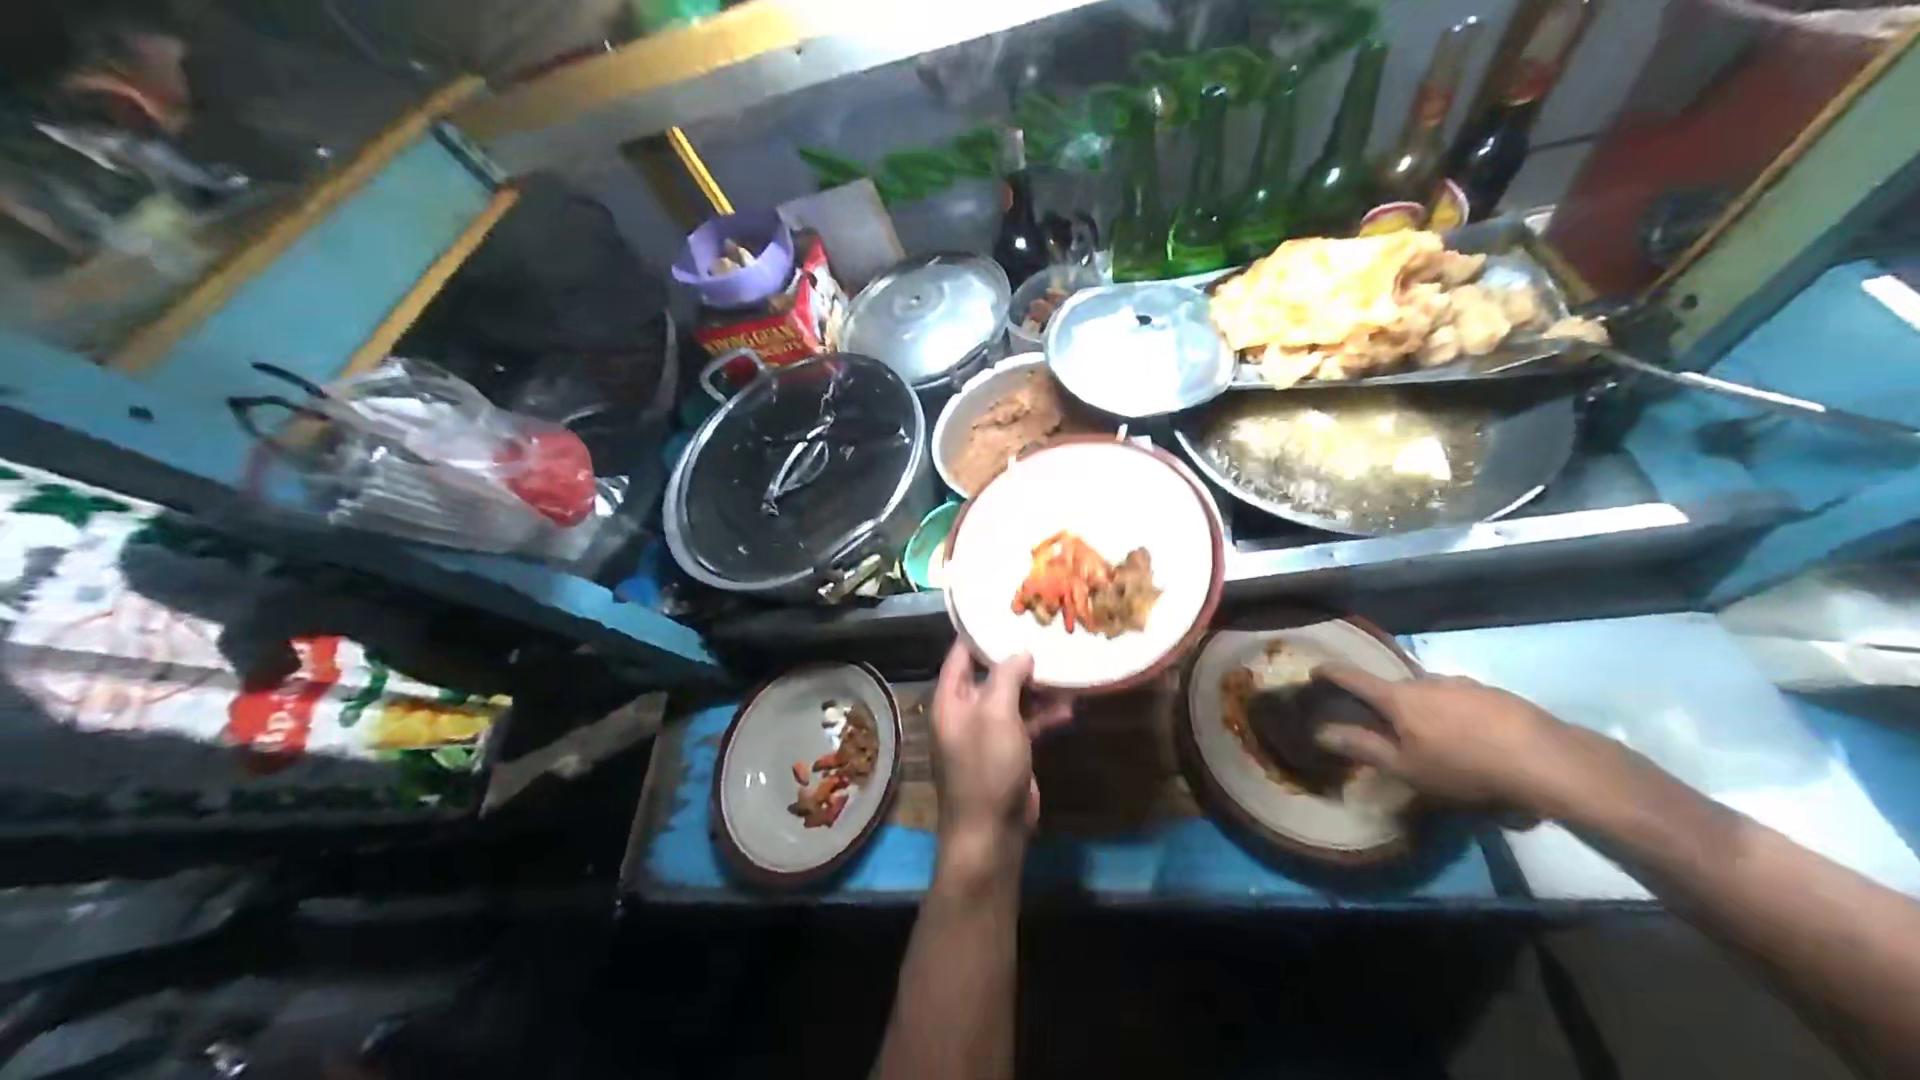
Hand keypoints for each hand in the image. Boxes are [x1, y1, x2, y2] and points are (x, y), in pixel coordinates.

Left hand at [930, 643, 1070, 873]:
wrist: (992, 830)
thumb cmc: (986, 766)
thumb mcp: (995, 714)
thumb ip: (1005, 677)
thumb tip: (1020, 652)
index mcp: (950, 699)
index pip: (960, 655)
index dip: (980, 634)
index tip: (1005, 613)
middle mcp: (965, 711)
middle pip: (989, 674)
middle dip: (1016, 659)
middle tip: (1045, 636)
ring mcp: (987, 732)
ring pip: (1012, 698)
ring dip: (1036, 688)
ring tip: (1064, 669)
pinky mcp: (1008, 751)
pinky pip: (1025, 723)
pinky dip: (1043, 715)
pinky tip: (1069, 708)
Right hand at [1312, 665, 1583, 813]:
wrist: (1547, 761)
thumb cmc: (1463, 766)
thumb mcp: (1406, 768)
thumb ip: (1363, 747)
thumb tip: (1320, 732)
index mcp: (1397, 697)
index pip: (1353, 677)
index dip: (1330, 673)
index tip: (1315, 671)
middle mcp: (1426, 681)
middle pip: (1394, 686)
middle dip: (1385, 701)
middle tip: (1387, 725)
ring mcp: (1463, 683)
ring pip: (1430, 692)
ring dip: (1424, 707)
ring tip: (1435, 736)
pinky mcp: (1494, 693)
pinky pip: (1461, 698)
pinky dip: (1455, 712)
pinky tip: (1471, 738)